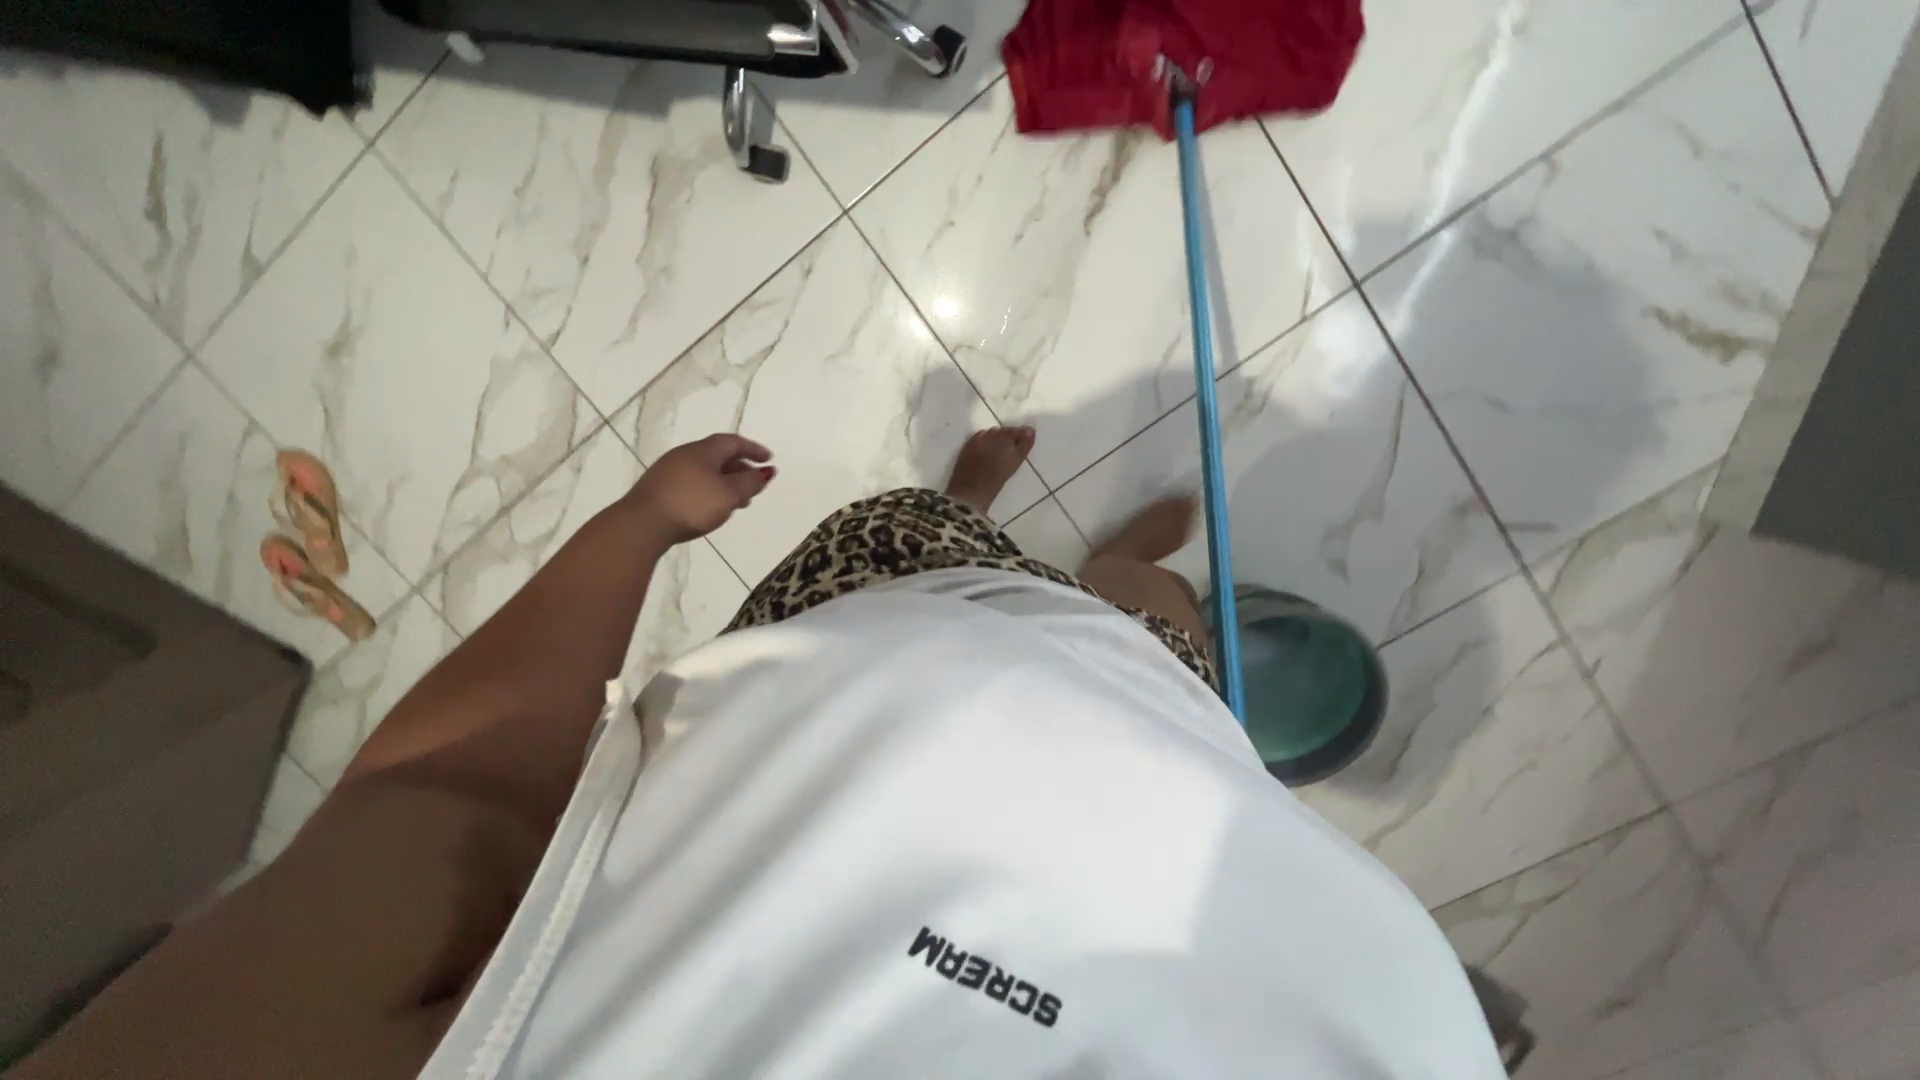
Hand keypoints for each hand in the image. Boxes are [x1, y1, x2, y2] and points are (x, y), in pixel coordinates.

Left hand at [627, 434, 775, 542]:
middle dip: (740, 468)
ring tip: (738, 502)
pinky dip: (709, 490)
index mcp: (703, 451)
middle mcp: (684, 455)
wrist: (642, 524)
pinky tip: (711, 508)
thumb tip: (767, 471)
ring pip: (705, 471)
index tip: (769, 459)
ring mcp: (668, 471)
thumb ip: (750, 482)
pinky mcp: (659, 489)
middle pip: (718, 456)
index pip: (733, 442)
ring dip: (725, 483)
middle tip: (754, 484)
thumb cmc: (692, 505)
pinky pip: (692, 483)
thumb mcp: (729, 494)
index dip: (753, 449)